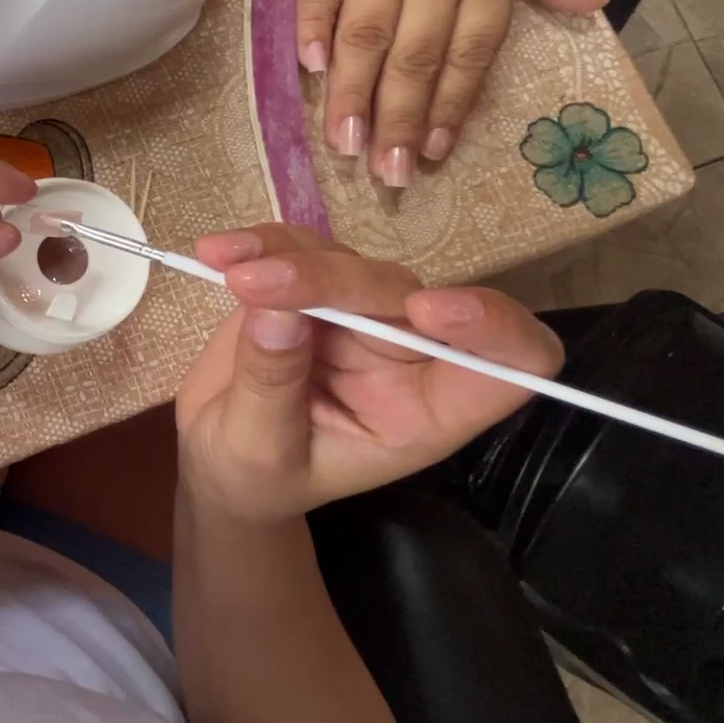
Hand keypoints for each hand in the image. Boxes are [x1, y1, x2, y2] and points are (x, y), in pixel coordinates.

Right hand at [174, 224, 562, 522]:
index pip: (508, 363)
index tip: (426, 309)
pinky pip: (295, 251)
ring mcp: (352, 318)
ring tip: (221, 260)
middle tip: (252, 283)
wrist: (215, 463)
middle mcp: (401, 356)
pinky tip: (215, 252)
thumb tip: (275, 309)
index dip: (490, 327)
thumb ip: (272, 383)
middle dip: (329, 282)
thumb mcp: (260, 448)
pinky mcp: (303, 293)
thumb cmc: (252, 477)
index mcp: (422, 411)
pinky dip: (256, 245)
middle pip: (398, 294)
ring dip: (284, 253)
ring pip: (343, 261)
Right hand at [300, 0, 607, 181]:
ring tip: (342, 143)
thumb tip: (581, 8)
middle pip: (417, 55)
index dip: (452, 107)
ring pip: (367, 34)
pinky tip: (310, 71)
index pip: (473, 49)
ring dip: (354, 94)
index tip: (434, 155)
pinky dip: (314, 30)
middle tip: (386, 174)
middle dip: (401, 120)